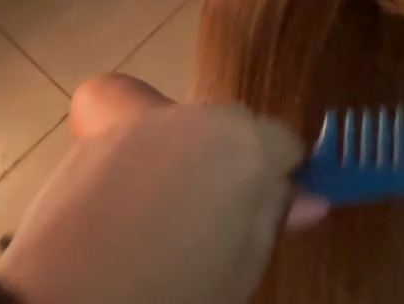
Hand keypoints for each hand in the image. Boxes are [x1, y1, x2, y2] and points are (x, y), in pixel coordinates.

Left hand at [0, 74, 326, 303]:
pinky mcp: (97, 133)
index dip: (282, 178)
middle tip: (211, 222)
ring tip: (158, 217)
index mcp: (246, 146)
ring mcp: (145, 119)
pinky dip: (135, 159)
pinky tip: (118, 208)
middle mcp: (200, 116)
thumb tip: (307, 198)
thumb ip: (272, 220)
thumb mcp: (239, 273)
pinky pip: (131, 133)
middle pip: (232, 128)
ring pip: (181, 126)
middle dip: (231, 162)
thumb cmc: (174, 297)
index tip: (268, 213)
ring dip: (181, 156)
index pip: (285, 143)